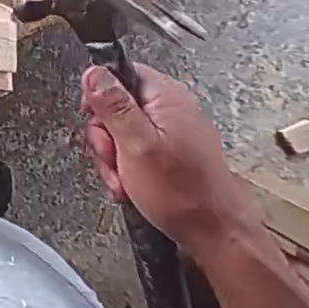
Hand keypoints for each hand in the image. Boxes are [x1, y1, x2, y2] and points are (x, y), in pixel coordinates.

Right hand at [80, 63, 261, 256]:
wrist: (214, 235)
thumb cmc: (183, 193)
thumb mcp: (135, 144)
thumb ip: (113, 105)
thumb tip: (94, 72)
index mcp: (167, 99)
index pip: (122, 73)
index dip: (99, 93)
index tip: (94, 117)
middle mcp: (172, 112)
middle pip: (116, 106)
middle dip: (104, 135)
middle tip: (112, 155)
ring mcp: (172, 134)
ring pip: (120, 133)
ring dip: (112, 158)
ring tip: (123, 177)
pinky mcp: (169, 154)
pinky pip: (132, 152)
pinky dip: (125, 169)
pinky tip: (130, 185)